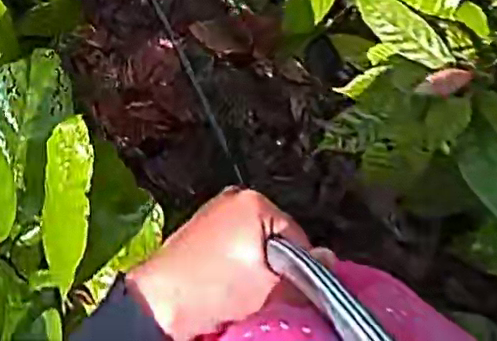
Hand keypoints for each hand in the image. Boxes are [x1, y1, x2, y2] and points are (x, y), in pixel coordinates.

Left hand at [124, 188, 318, 339]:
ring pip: (260, 251)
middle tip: (274, 297)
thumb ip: (306, 272)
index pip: (301, 239)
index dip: (304, 272)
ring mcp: (217, 213)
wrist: (167, 298)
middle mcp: (234, 198)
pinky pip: (239, 252)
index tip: (296, 294)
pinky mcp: (205, 232)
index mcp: (253, 199)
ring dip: (263, 274)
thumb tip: (329, 259)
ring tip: (254, 297)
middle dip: (283, 271)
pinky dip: (242, 271)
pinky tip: (236, 290)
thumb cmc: (217, 284)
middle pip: (280, 243)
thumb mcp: (272, 283)